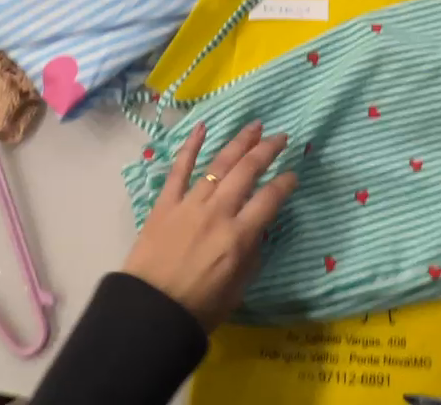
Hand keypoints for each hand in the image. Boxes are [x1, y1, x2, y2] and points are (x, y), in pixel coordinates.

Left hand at [124, 121, 297, 330]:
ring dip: (239, 142)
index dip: (285, 183)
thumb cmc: (198, 309)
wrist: (147, 314)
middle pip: (247, 171)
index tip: (293, 174)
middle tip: (281, 137)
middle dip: (267, 150)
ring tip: (255, 126)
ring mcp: (190, 204)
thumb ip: (251, 254)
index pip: (269, 199)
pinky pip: (179, 169)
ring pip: (219, 164)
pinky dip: (190, 146)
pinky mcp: (165, 204)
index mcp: (238, 237)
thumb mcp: (237, 288)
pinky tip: (202, 127)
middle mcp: (217, 213)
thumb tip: (257, 228)